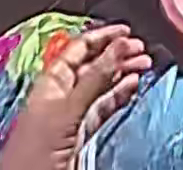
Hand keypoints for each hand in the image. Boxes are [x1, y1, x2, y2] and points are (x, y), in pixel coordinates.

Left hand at [0, 24, 151, 169]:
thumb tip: (120, 43)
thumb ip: (95, 76)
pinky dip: (119, 95)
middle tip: (141, 49)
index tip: (126, 31)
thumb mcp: (67, 109)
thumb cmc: (38, 150)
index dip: (103, 36)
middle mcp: (63, 93)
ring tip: (144, 64)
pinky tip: (133, 85)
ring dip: (123, 72)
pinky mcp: (81, 135)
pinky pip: (103, 107)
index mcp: (52, 80)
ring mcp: (73, 114)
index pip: (80, 47)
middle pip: (94, 64)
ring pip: (102, 85)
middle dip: (117, 54)